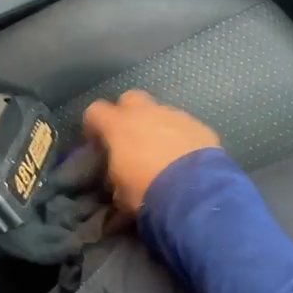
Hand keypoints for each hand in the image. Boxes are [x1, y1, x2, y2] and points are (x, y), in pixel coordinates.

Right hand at [82, 90, 220, 213]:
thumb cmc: (147, 191)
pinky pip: (184, 125)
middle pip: (130, 99)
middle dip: (128, 114)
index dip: (94, 124)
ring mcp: (174, 115)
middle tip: (130, 138)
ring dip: (157, 126)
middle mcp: (145, 112)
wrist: (193, 192)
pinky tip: (185, 157)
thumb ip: (116, 178)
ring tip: (162, 152)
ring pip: (160, 112)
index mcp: (119, 125)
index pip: (95, 111)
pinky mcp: (198, 125)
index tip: (97, 140)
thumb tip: (117, 182)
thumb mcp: (121, 193)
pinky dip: (181, 136)